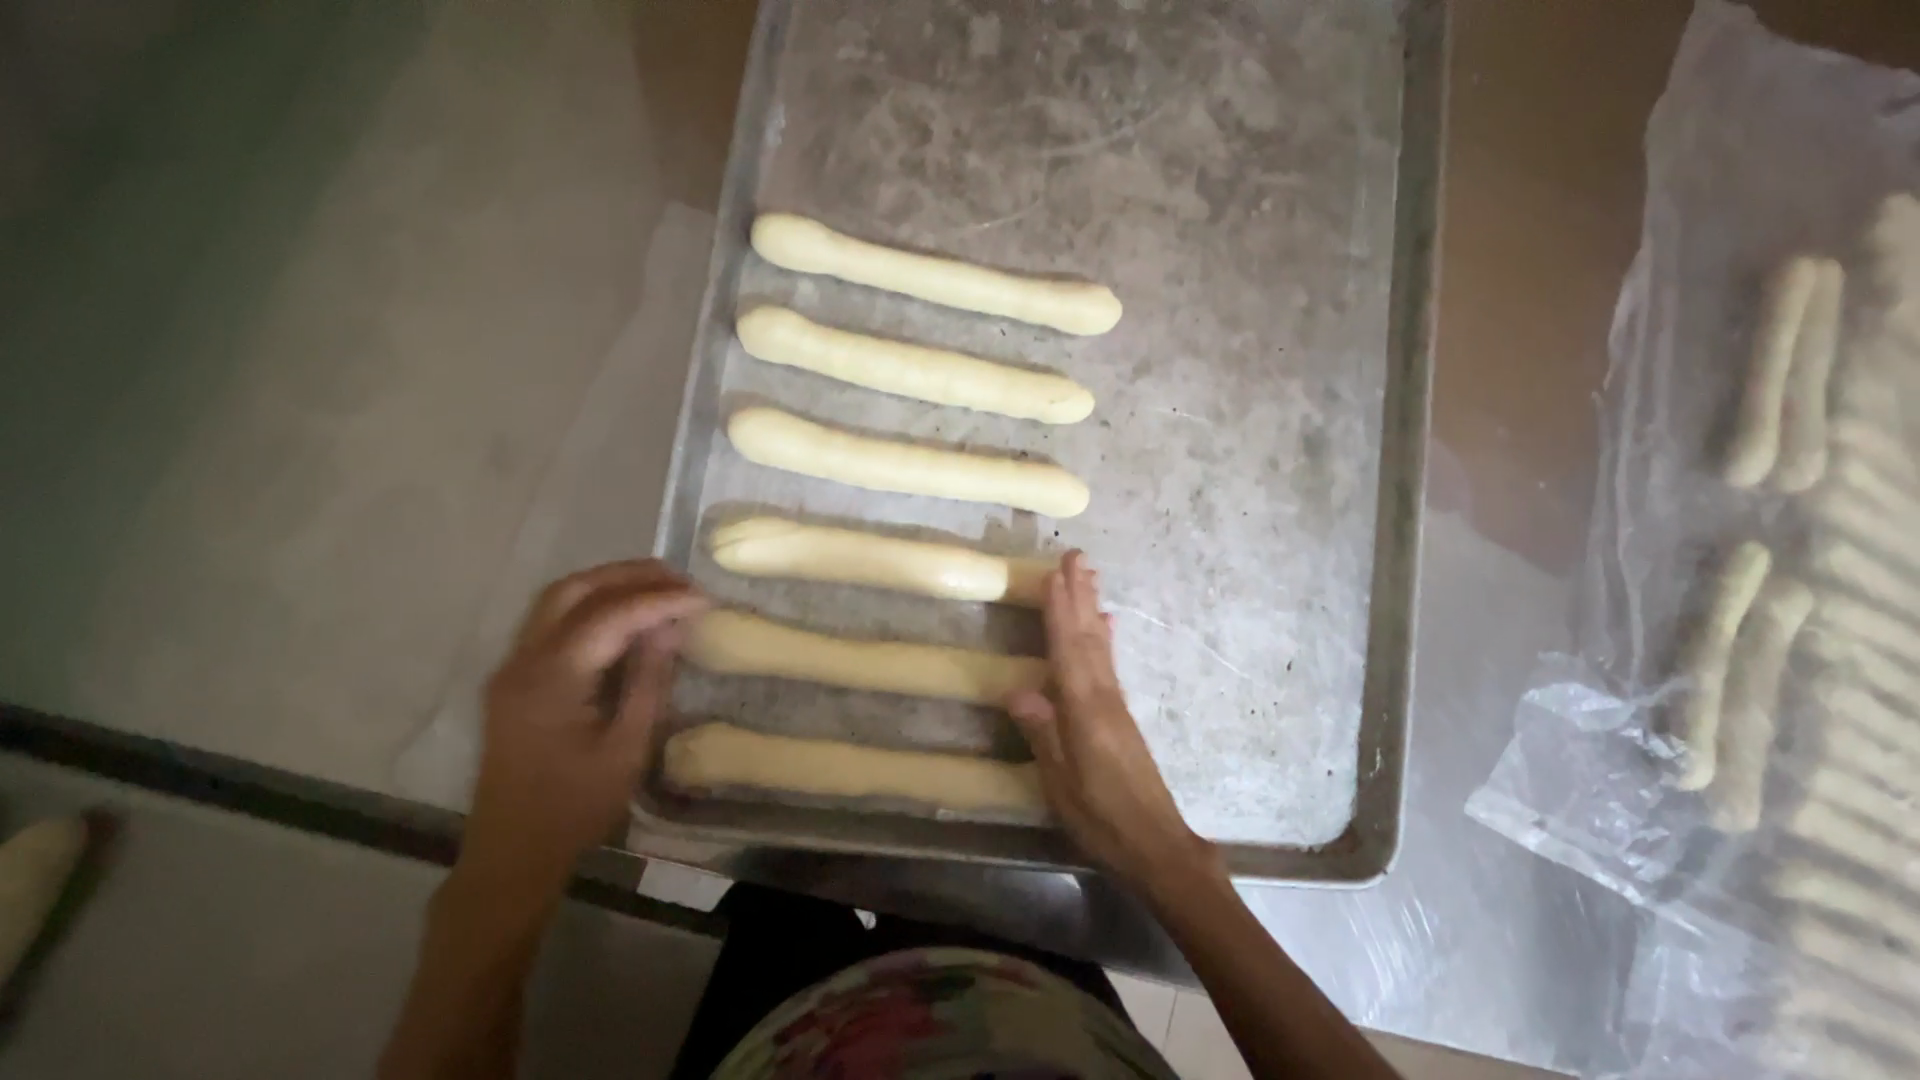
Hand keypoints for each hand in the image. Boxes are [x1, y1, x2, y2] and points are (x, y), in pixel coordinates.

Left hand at [463, 560, 707, 885]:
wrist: (512, 851)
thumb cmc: (575, 808)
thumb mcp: (626, 749)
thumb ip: (648, 681)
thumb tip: (669, 627)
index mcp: (551, 679)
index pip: (610, 616)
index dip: (660, 600)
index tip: (704, 598)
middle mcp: (523, 660)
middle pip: (574, 590)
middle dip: (630, 576)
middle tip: (680, 579)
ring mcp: (512, 666)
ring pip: (557, 599)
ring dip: (608, 584)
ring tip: (658, 587)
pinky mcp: (513, 678)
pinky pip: (551, 620)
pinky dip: (591, 604)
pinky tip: (623, 614)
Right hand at [1007, 551, 1221, 893]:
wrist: (1156, 845)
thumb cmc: (1102, 819)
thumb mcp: (1061, 784)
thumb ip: (1043, 735)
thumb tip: (1019, 691)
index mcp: (1085, 712)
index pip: (1067, 651)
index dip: (1059, 612)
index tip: (1053, 574)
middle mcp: (1104, 698)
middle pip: (1088, 638)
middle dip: (1079, 596)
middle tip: (1075, 556)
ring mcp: (1116, 706)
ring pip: (1100, 647)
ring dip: (1091, 609)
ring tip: (1088, 578)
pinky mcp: (1122, 717)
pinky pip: (1108, 664)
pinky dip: (1103, 640)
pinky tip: (1104, 628)